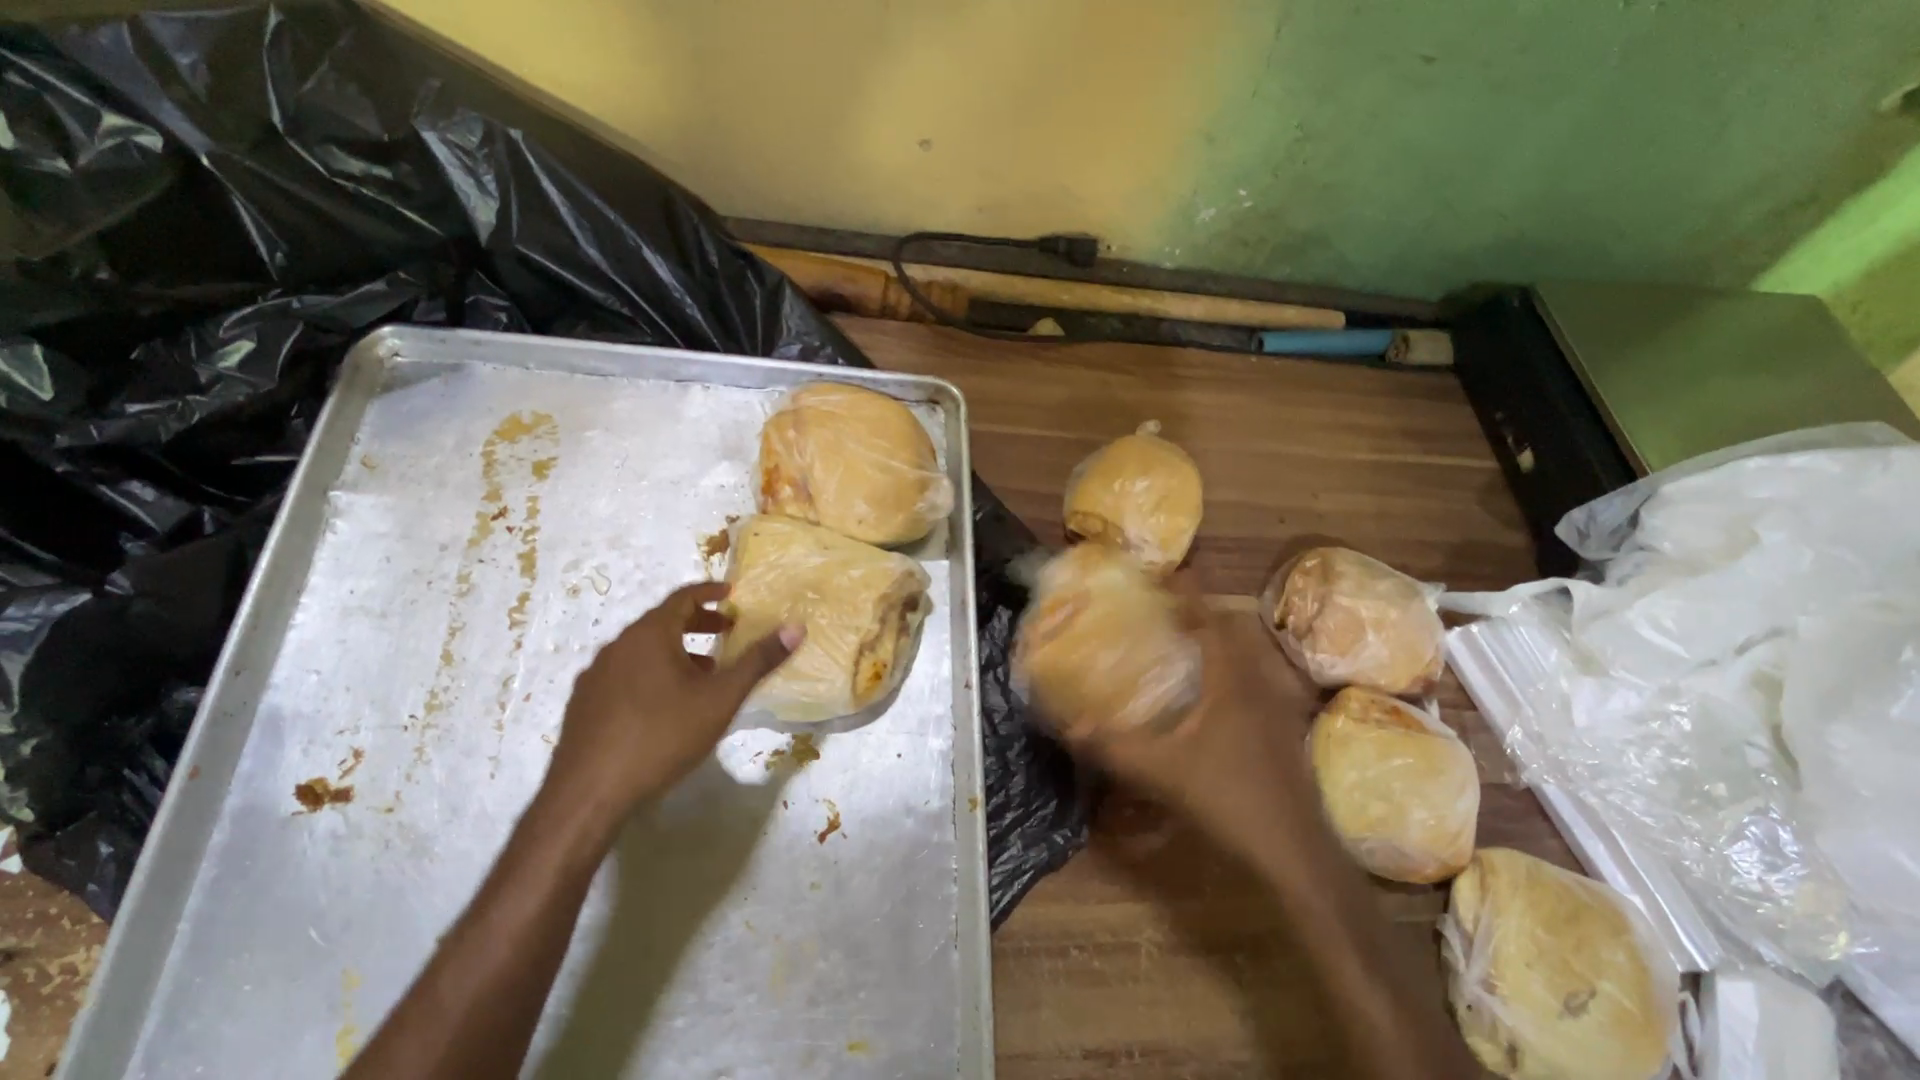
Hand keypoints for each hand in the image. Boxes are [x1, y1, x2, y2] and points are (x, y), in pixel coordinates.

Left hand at [548, 582, 801, 814]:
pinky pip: (624, 673)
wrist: (591, 790)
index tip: (732, 594)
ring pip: (642, 650)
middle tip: (726, 632)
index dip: (710, 592)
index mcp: (650, 634)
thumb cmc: (663, 736)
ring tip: (702, 674)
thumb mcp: (720, 699)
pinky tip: (663, 706)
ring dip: (675, 651)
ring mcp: (596, 673)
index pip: (683, 597)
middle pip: (662, 621)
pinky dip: (650, 673)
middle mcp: (618, 644)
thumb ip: (758, 662)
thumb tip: (796, 628)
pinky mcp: (584, 701)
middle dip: (697, 623)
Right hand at [1056, 599, 1324, 860]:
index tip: (1168, 574)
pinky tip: (1212, 702)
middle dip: (1203, 617)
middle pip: (1235, 634)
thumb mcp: (1161, 772)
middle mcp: (1261, 685)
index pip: (1212, 621)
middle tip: (1169, 614)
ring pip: (1250, 661)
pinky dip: (1232, 676)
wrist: (1294, 851)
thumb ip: (1113, 747)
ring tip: (1187, 649)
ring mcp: (1279, 711)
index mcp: (1233, 681)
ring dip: (1221, 646)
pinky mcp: (1285, 734)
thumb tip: (1066, 724)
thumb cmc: (1229, 799)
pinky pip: (1256, 685)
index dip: (1190, 595)